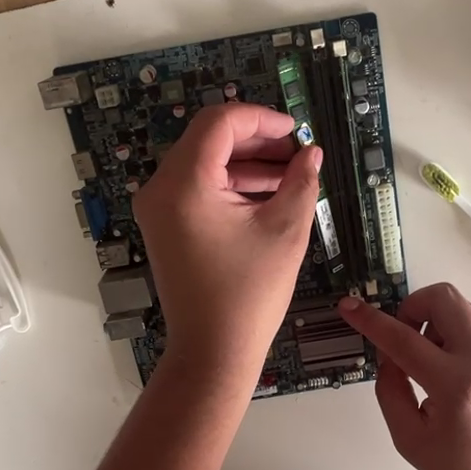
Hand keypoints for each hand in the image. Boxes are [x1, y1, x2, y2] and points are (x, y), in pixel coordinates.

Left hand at [134, 103, 322, 377]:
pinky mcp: (166, 226)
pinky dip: (232, 186)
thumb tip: (311, 154)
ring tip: (292, 176)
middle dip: (257, 141)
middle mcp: (161, 189)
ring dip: (248, 164)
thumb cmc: (249, 293)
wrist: (213, 350)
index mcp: (184, 183)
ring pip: (206, 164)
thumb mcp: (285, 230)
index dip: (261, 119)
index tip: (296, 131)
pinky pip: (199, 189)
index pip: (219, 123)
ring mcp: (159, 209)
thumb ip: (300, 182)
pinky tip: (269, 196)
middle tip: (298, 153)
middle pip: (209, 140)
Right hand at [337, 284, 470, 469]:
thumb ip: (390, 393)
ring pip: (461, 307)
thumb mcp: (411, 441)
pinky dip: (454, 335)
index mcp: (455, 385)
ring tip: (429, 362)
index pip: (404, 339)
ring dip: (435, 322)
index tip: (349, 306)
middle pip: (442, 297)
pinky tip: (452, 372)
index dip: (371, 321)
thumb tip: (388, 358)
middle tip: (403, 339)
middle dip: (411, 307)